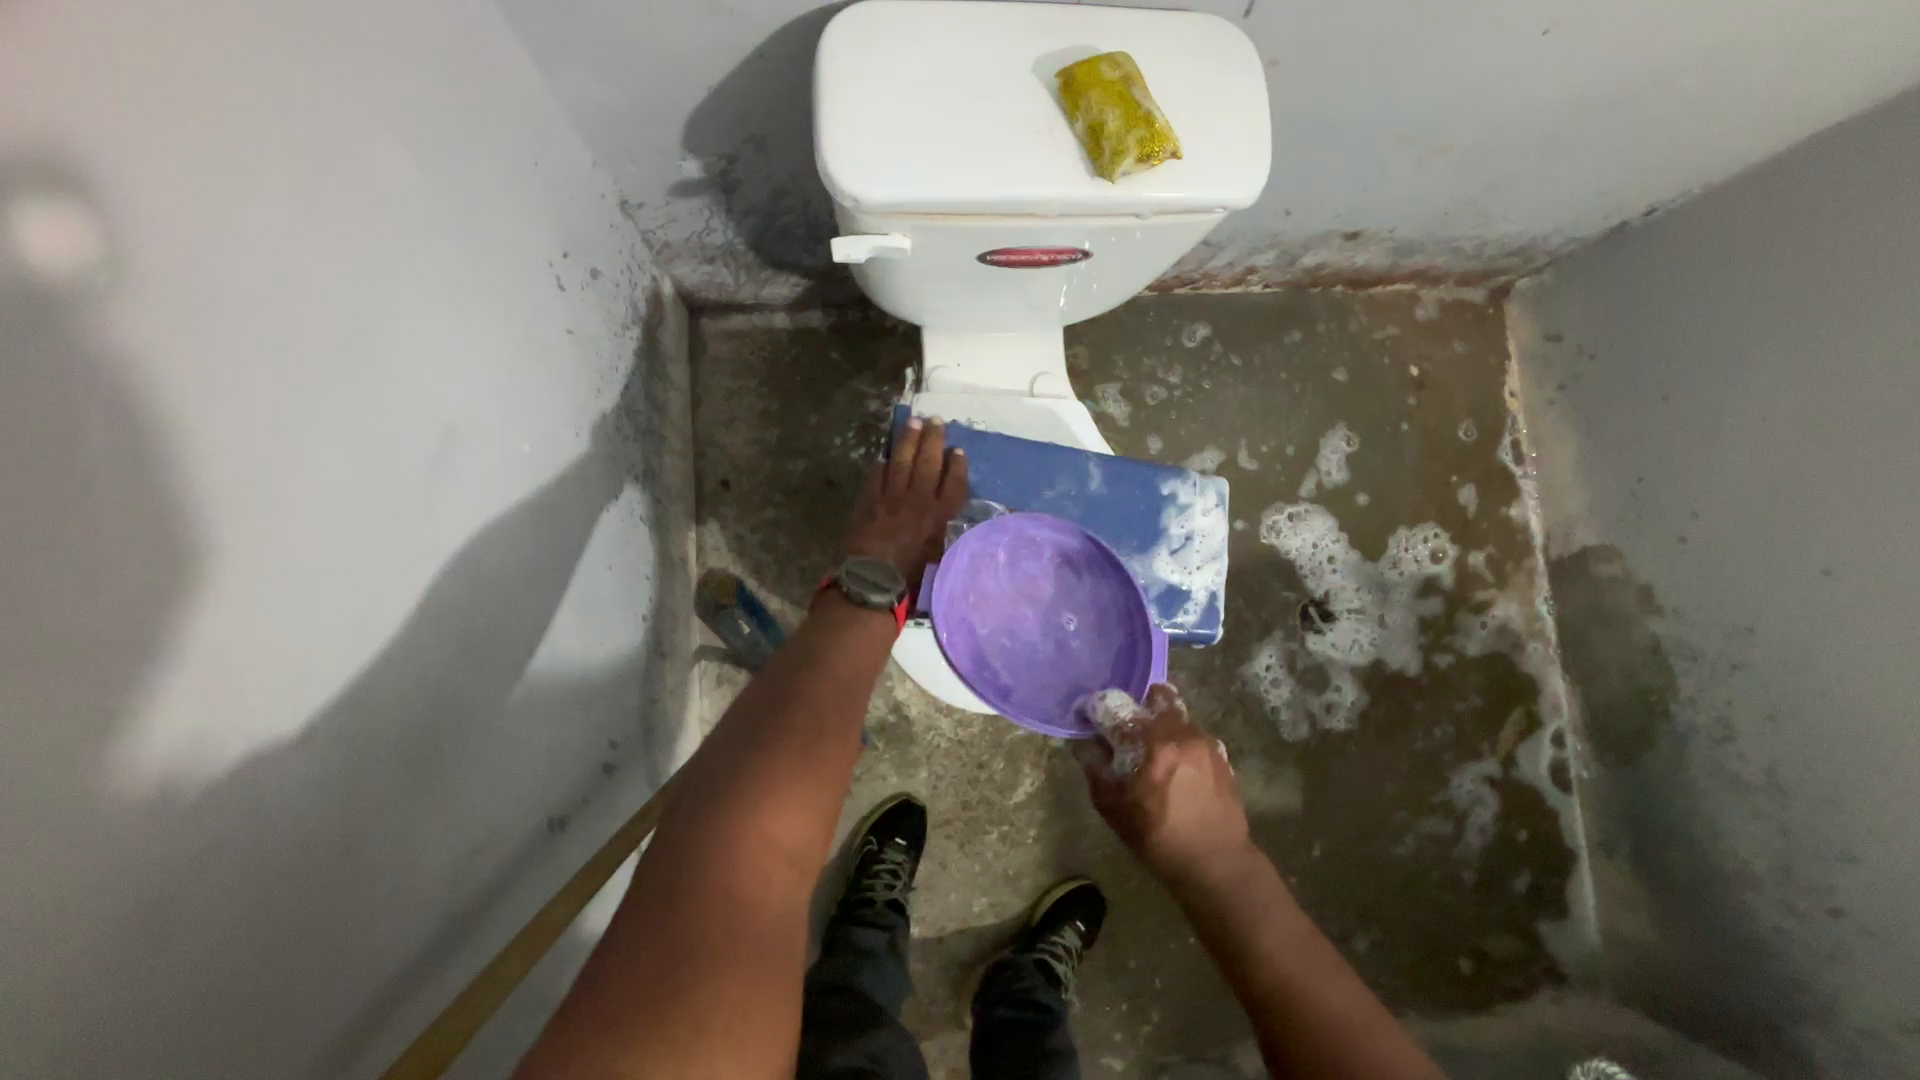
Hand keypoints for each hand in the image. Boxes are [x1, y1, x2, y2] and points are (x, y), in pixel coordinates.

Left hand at [840, 417, 967, 591]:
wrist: (871, 582)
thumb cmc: (909, 578)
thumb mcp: (937, 558)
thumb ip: (940, 536)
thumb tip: (941, 525)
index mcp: (939, 517)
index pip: (953, 484)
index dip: (957, 466)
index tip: (959, 451)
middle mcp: (918, 501)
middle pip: (928, 463)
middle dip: (933, 440)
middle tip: (935, 421)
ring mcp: (891, 498)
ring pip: (902, 462)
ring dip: (908, 441)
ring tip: (913, 423)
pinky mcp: (868, 501)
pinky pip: (876, 476)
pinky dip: (881, 466)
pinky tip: (884, 457)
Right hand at [1075, 684, 1253, 885]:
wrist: (1217, 865)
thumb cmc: (1160, 837)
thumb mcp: (1115, 810)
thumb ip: (1097, 773)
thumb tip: (1085, 748)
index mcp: (1158, 742)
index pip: (1127, 707)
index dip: (1109, 709)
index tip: (1100, 720)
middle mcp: (1187, 735)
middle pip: (1163, 700)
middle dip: (1144, 708)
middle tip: (1132, 730)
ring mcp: (1210, 746)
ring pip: (1183, 720)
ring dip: (1167, 727)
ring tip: (1157, 754)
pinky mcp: (1225, 761)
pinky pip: (1199, 740)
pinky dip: (1185, 745)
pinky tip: (1179, 771)